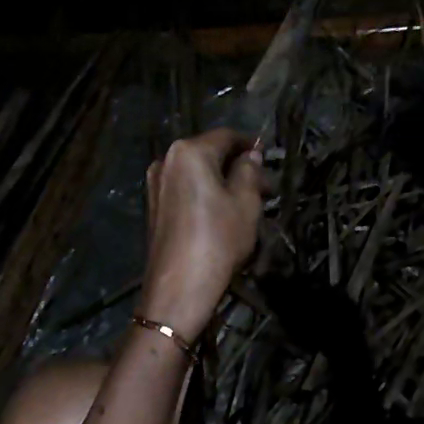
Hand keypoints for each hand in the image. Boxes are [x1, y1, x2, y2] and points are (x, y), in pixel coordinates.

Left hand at [140, 128, 265, 342]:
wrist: (179, 287)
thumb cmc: (218, 239)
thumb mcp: (245, 203)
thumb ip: (249, 171)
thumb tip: (251, 155)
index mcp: (189, 152)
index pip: (226, 136)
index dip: (251, 145)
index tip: (269, 159)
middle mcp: (167, 161)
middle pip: (210, 155)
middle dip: (238, 168)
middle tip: (265, 189)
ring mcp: (156, 186)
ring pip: (198, 176)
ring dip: (223, 184)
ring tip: (248, 205)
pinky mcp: (154, 209)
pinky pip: (186, 192)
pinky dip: (206, 196)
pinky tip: (223, 216)